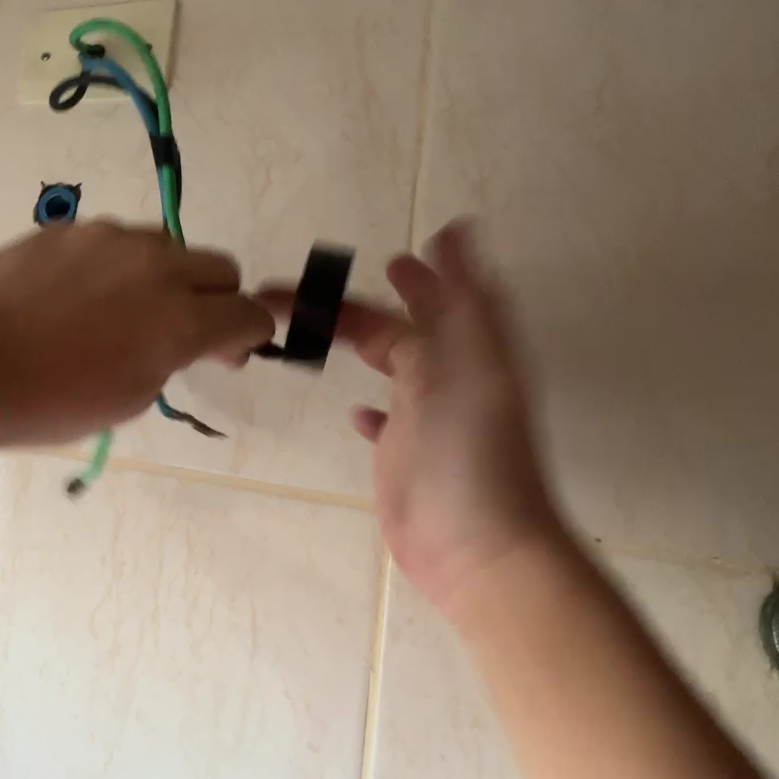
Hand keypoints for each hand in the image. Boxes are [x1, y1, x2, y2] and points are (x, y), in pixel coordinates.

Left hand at [0, 220, 274, 446]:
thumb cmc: (47, 402)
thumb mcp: (128, 398)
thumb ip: (172, 358)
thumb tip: (184, 339)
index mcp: (178, 319)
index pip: (249, 314)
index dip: (248, 335)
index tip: (229, 351)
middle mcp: (154, 265)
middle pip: (220, 267)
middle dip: (215, 299)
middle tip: (181, 331)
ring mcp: (107, 239)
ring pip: (165, 246)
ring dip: (164, 276)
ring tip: (121, 311)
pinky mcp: (65, 229)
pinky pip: (112, 242)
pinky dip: (114, 266)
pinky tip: (74, 297)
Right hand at [261, 221, 569, 617]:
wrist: (476, 547)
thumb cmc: (473, 455)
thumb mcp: (473, 365)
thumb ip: (463, 300)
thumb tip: (457, 231)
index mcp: (462, 354)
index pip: (430, 302)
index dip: (415, 277)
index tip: (387, 257)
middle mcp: (444, 380)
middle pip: (394, 330)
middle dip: (355, 308)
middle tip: (302, 293)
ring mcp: (423, 419)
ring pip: (385, 368)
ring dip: (355, 345)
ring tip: (312, 329)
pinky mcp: (402, 457)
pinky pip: (383, 422)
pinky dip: (367, 410)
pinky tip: (353, 411)